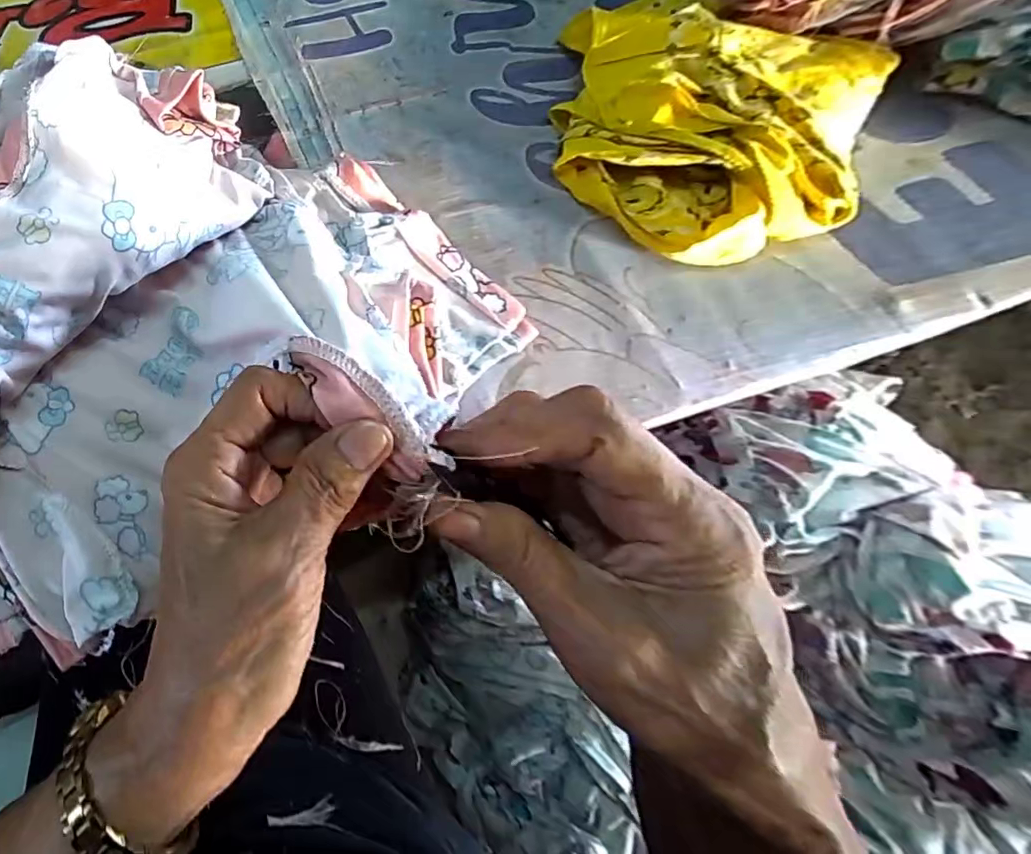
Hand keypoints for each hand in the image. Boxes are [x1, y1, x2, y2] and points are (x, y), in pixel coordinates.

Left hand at [84, 367, 393, 845]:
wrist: (210, 710)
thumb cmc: (236, 630)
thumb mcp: (285, 551)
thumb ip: (325, 483)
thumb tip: (374, 425)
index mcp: (205, 461)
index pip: (258, 391)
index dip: (314, 395)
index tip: (375, 418)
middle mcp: (220, 468)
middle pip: (283, 418)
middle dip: (340, 426)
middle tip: (408, 448)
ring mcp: (244, 497)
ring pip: (300, 453)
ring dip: (350, 458)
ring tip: (411, 472)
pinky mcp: (267, 527)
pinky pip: (307, 490)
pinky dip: (344, 490)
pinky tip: (391, 498)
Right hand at [431, 387, 857, 850]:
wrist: (730, 744)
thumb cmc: (678, 694)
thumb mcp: (589, 627)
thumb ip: (515, 554)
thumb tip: (435, 504)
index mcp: (686, 514)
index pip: (602, 432)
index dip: (523, 429)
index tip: (456, 450)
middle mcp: (663, 488)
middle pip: (575, 420)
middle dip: (500, 433)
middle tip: (439, 462)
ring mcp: (632, 496)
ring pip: (553, 437)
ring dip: (492, 450)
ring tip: (444, 475)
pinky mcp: (603, 510)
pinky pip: (543, 470)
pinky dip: (498, 473)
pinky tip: (468, 490)